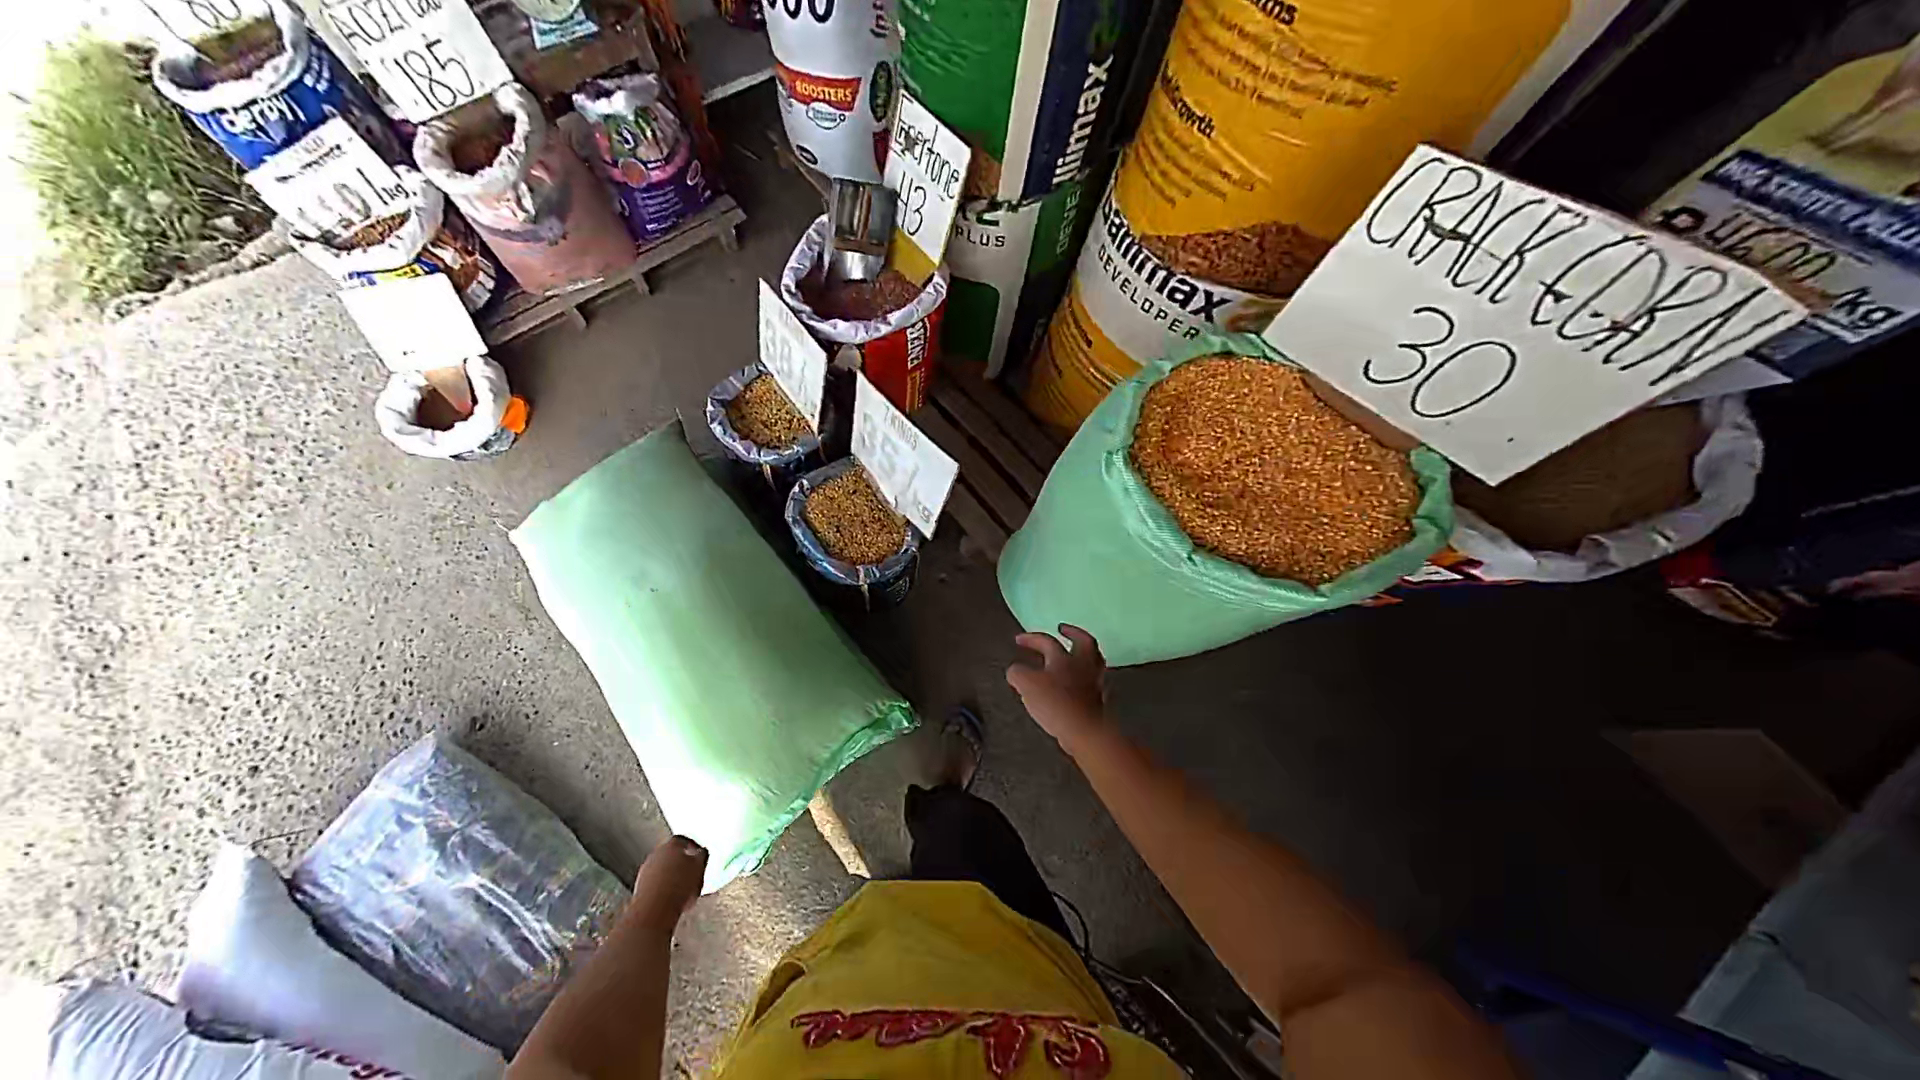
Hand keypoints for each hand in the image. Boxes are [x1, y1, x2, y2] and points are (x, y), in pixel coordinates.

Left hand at [630, 835, 706, 931]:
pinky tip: (672, 897)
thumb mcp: (700, 868)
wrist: (655, 910)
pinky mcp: (640, 888)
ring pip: (662, 869)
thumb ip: (702, 856)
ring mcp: (646, 871)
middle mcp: (656, 854)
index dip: (693, 847)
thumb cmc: (679, 887)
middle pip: (670, 854)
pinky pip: (655, 883)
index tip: (699, 853)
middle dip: (681, 862)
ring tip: (683, 888)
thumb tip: (702, 852)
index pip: (684, 840)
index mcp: (672, 845)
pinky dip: (663, 887)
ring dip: (672, 875)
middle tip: (692, 871)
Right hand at [1007, 625, 1109, 755]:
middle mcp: (1083, 665)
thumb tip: (1015, 670)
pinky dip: (1088, 676)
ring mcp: (1096, 681)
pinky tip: (1081, 682)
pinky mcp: (1102, 699)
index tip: (1019, 639)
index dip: (1031, 639)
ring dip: (1084, 654)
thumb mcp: (1026, 684)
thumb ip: (1017, 673)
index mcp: (1063, 657)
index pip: (1046, 641)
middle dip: (1073, 632)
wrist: (1085, 729)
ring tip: (1075, 654)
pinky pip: (1096, 680)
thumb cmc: (1055, 703)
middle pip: (1084, 641)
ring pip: (1094, 659)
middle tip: (1064, 629)